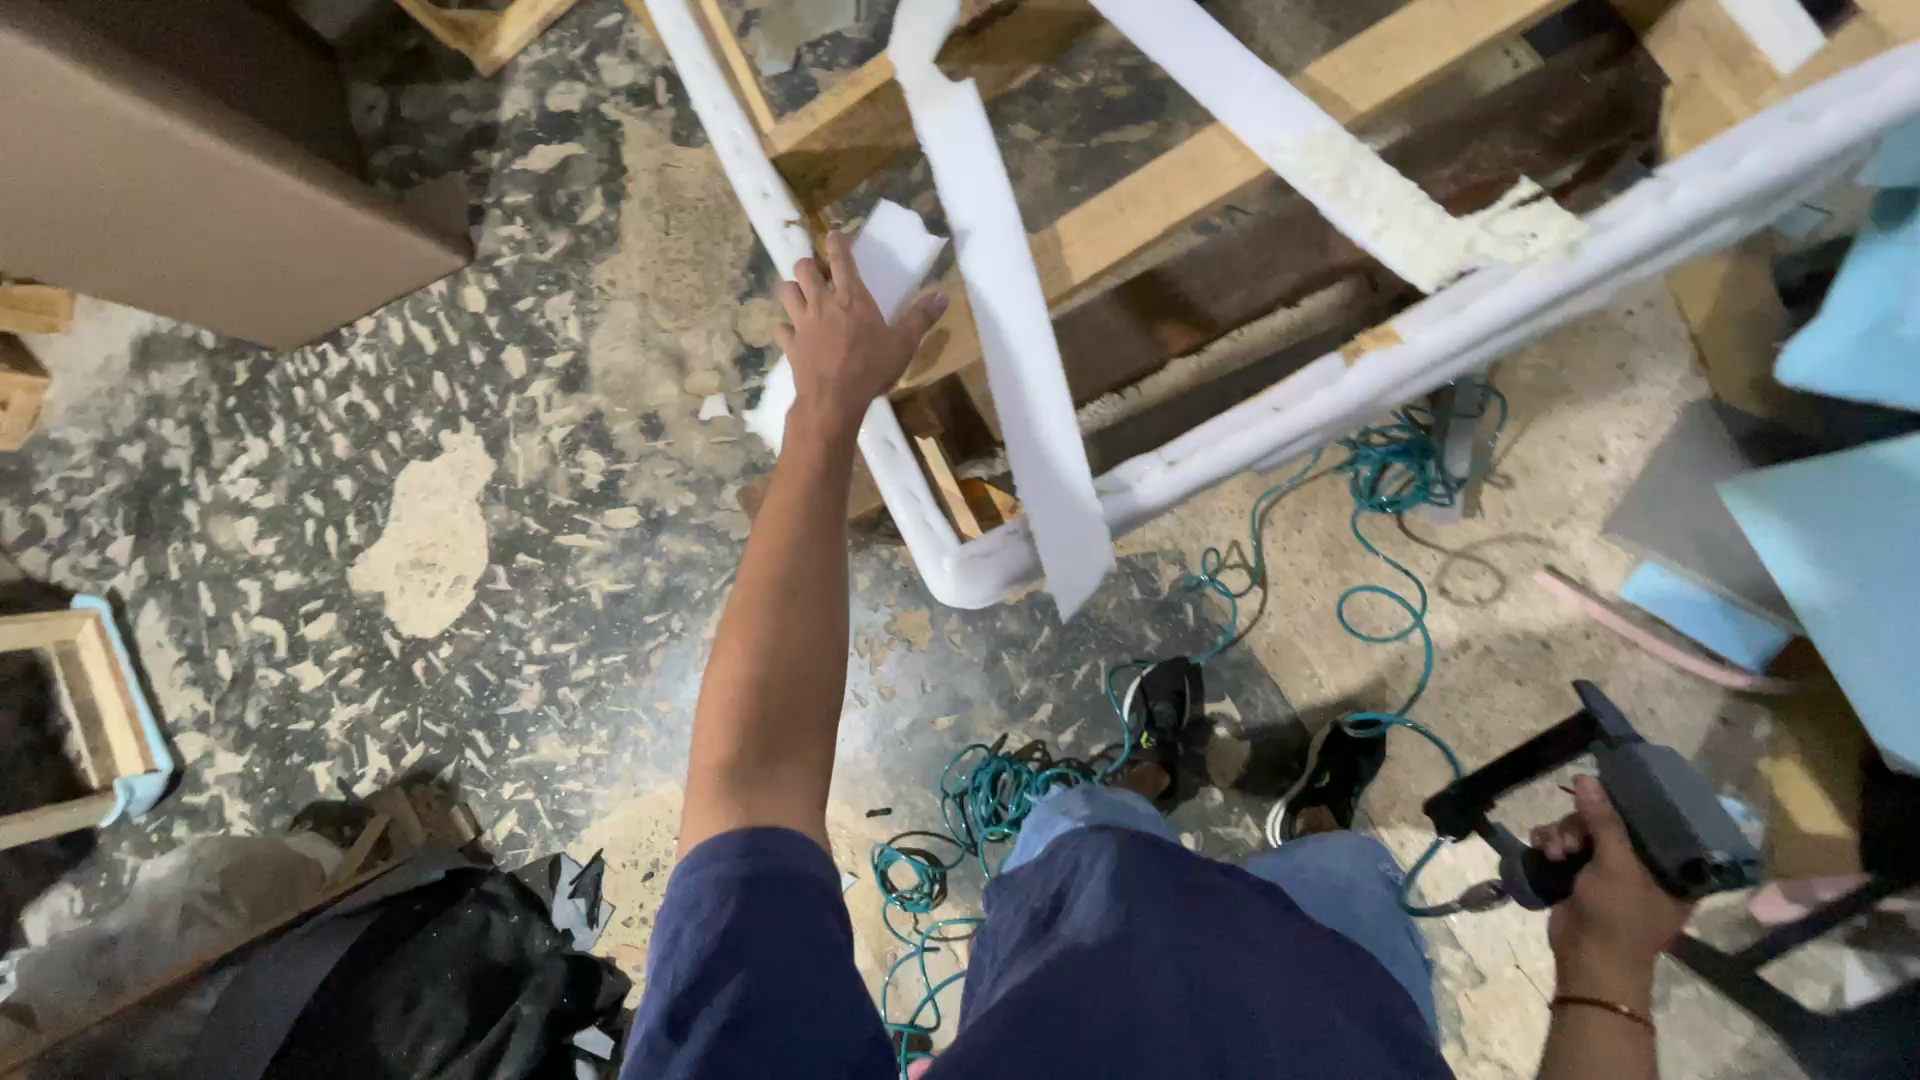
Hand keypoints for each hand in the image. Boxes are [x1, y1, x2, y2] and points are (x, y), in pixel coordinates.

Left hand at [775, 230, 947, 437]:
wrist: (835, 399)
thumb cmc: (871, 368)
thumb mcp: (904, 344)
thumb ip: (921, 318)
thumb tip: (943, 296)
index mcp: (851, 297)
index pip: (840, 258)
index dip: (836, 242)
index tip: (834, 235)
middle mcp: (822, 302)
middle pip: (803, 268)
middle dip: (810, 265)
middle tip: (820, 275)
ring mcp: (801, 323)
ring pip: (787, 291)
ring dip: (794, 290)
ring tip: (804, 298)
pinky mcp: (790, 345)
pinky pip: (781, 328)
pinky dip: (786, 328)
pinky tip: (794, 334)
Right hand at [1537, 775, 1694, 1006]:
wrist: (1588, 959)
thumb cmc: (1619, 917)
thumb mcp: (1615, 866)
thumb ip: (1602, 822)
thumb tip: (1586, 777)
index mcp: (1670, 869)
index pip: (1654, 823)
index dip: (1628, 805)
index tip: (1603, 791)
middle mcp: (1643, 866)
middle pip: (1607, 824)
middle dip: (1580, 827)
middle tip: (1570, 843)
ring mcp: (1608, 871)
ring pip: (1579, 832)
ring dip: (1560, 836)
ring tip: (1553, 853)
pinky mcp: (1579, 876)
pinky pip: (1562, 845)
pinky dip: (1549, 844)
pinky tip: (1543, 852)